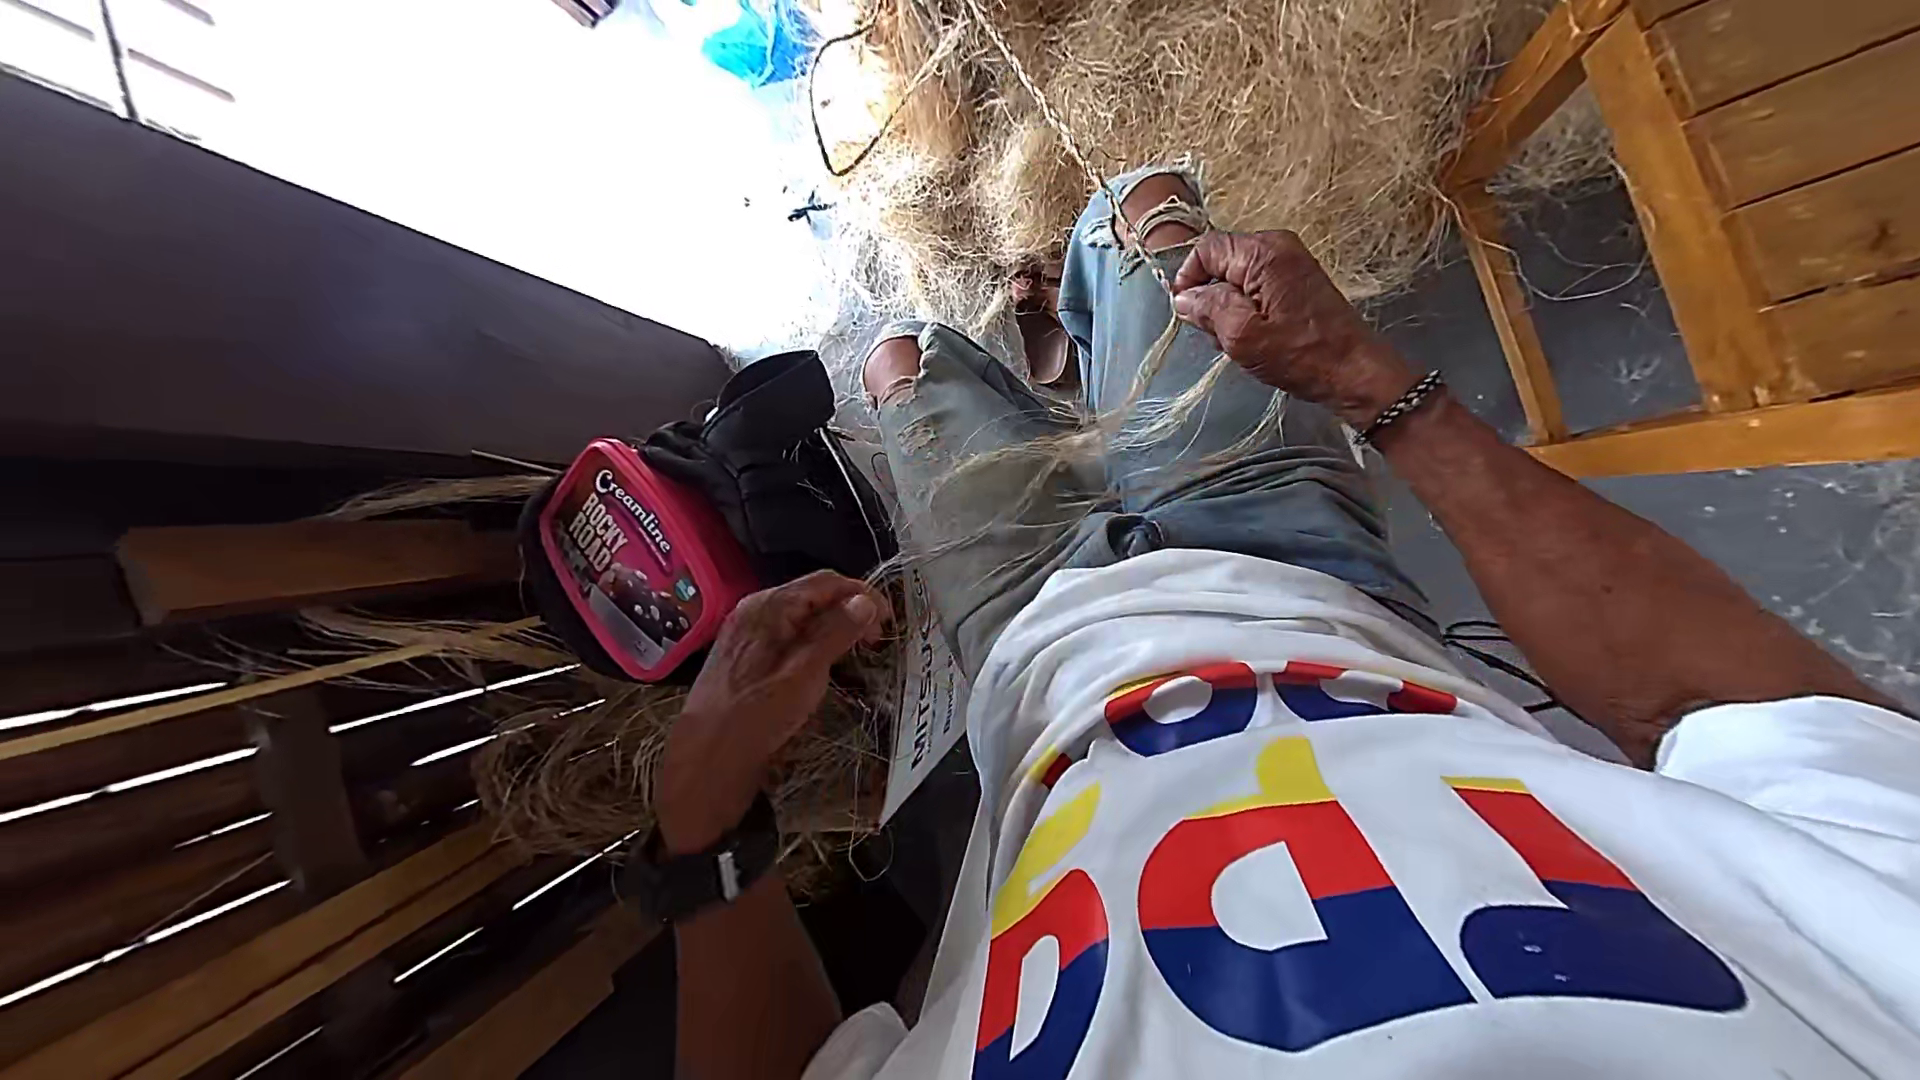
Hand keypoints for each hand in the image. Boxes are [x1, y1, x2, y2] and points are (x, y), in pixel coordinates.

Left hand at [656, 571, 889, 852]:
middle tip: (876, 639)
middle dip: (851, 609)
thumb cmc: (757, 716)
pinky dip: (814, 637)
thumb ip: (836, 632)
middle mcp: (756, 609)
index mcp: (770, 606)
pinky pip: (788, 630)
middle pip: (814, 593)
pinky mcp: (745, 651)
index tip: (888, 621)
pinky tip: (825, 659)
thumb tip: (866, 601)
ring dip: (834, 624)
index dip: (863, 595)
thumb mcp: (805, 674)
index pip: (827, 582)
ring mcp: (748, 629)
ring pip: (802, 613)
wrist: (705, 761)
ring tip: (857, 649)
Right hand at [1171, 230, 1417, 427]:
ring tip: (1238, 339)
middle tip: (1219, 333)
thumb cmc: (1298, 354)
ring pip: (1232, 280)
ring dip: (1224, 310)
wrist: (1349, 370)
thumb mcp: (1242, 335)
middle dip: (1208, 298)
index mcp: (1264, 253)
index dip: (1188, 279)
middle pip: (1219, 263)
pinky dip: (1241, 312)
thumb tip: (1183, 297)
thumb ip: (1208, 308)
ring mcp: (1287, 263)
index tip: (1186, 313)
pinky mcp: (1293, 282)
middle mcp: (1277, 247)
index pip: (1206, 249)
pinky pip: (1250, 289)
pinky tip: (1251, 336)